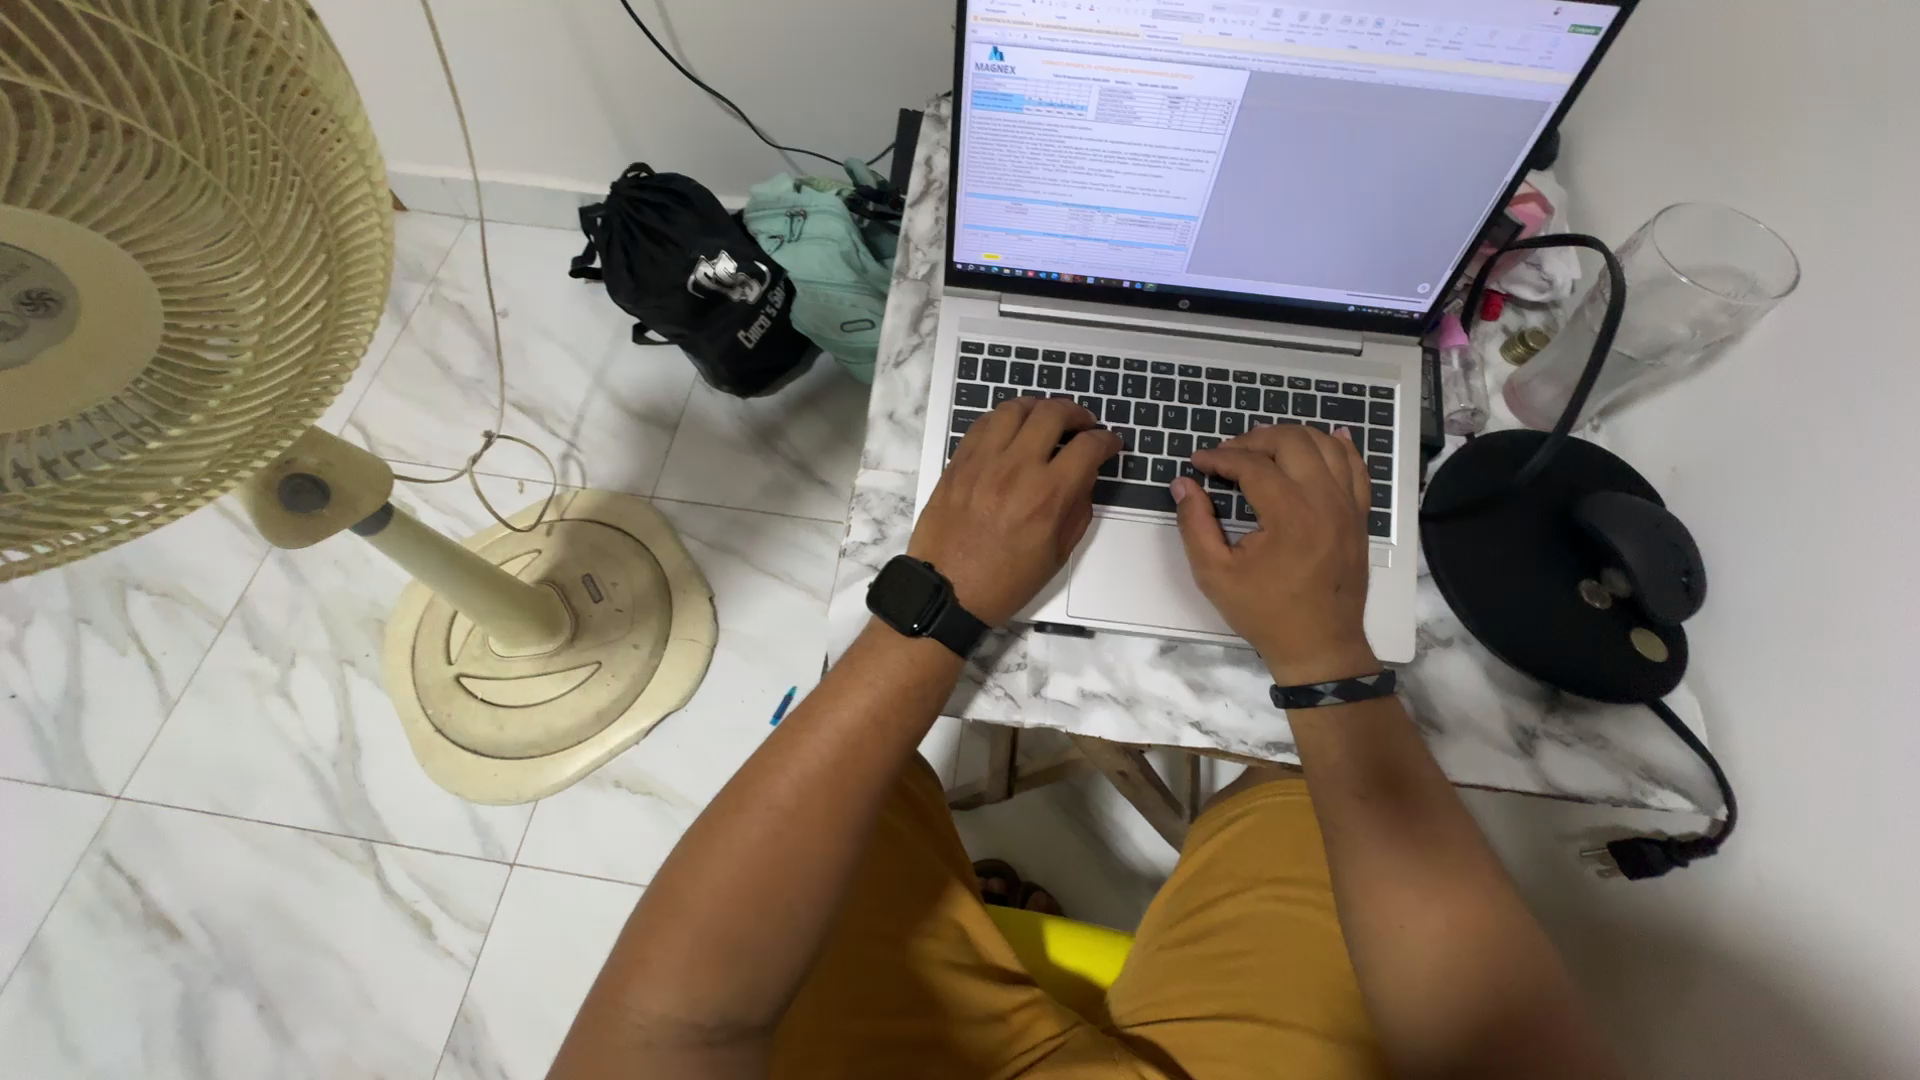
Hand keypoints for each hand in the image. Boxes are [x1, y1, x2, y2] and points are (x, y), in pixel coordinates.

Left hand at [908, 398, 1119, 626]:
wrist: (947, 591)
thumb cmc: (1006, 581)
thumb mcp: (1057, 553)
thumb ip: (1078, 507)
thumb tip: (1086, 474)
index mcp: (1047, 495)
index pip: (1087, 446)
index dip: (1107, 439)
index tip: (1110, 442)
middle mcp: (1015, 468)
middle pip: (1052, 413)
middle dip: (1077, 413)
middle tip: (1083, 424)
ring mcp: (982, 462)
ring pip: (1014, 409)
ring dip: (1038, 407)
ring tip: (1046, 418)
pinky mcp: (958, 463)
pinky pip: (982, 424)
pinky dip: (1004, 418)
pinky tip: (1012, 429)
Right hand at [1172, 424, 1379, 684]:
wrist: (1319, 645)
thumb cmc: (1264, 612)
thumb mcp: (1214, 574)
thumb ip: (1194, 524)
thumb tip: (1183, 484)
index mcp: (1290, 515)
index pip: (1252, 465)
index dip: (1220, 457)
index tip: (1197, 461)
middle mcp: (1325, 501)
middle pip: (1292, 442)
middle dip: (1254, 439)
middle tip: (1227, 453)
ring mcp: (1349, 507)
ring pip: (1327, 447)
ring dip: (1291, 438)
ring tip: (1262, 446)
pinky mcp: (1359, 516)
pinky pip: (1357, 468)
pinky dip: (1340, 448)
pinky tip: (1328, 438)